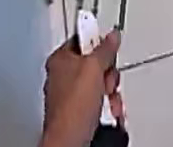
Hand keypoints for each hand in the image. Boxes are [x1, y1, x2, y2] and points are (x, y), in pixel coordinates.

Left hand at [39, 32, 123, 146]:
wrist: (71, 142)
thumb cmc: (72, 107)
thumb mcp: (94, 67)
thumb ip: (105, 48)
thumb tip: (112, 35)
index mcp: (59, 59)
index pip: (82, 39)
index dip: (97, 42)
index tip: (108, 46)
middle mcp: (62, 77)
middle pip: (94, 64)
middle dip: (107, 73)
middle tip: (106, 80)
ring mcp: (70, 97)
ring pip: (99, 85)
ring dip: (110, 92)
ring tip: (108, 99)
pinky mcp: (78, 115)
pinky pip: (99, 102)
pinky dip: (107, 106)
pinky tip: (109, 111)